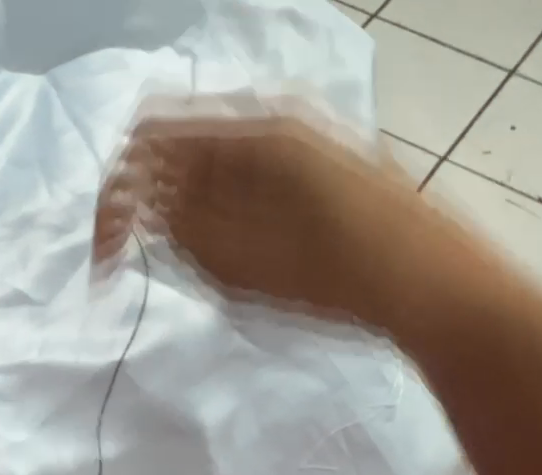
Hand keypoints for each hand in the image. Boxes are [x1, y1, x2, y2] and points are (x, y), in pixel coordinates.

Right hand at [93, 109, 528, 344]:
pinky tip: (239, 257)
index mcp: (247, 131)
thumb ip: (176, 226)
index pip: (143, 143)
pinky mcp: (317, 166)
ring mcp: (299, 140)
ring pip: (208, 168)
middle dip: (146, 207)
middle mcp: (271, 121)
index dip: (112, 204)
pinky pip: (242, 180)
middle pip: (174, 149)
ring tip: (203, 270)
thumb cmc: (334, 280)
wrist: (436, 287)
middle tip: (144, 267)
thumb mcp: (237, 262)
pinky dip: (220, 215)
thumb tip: (132, 200)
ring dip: (184, 215)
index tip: (105, 267)